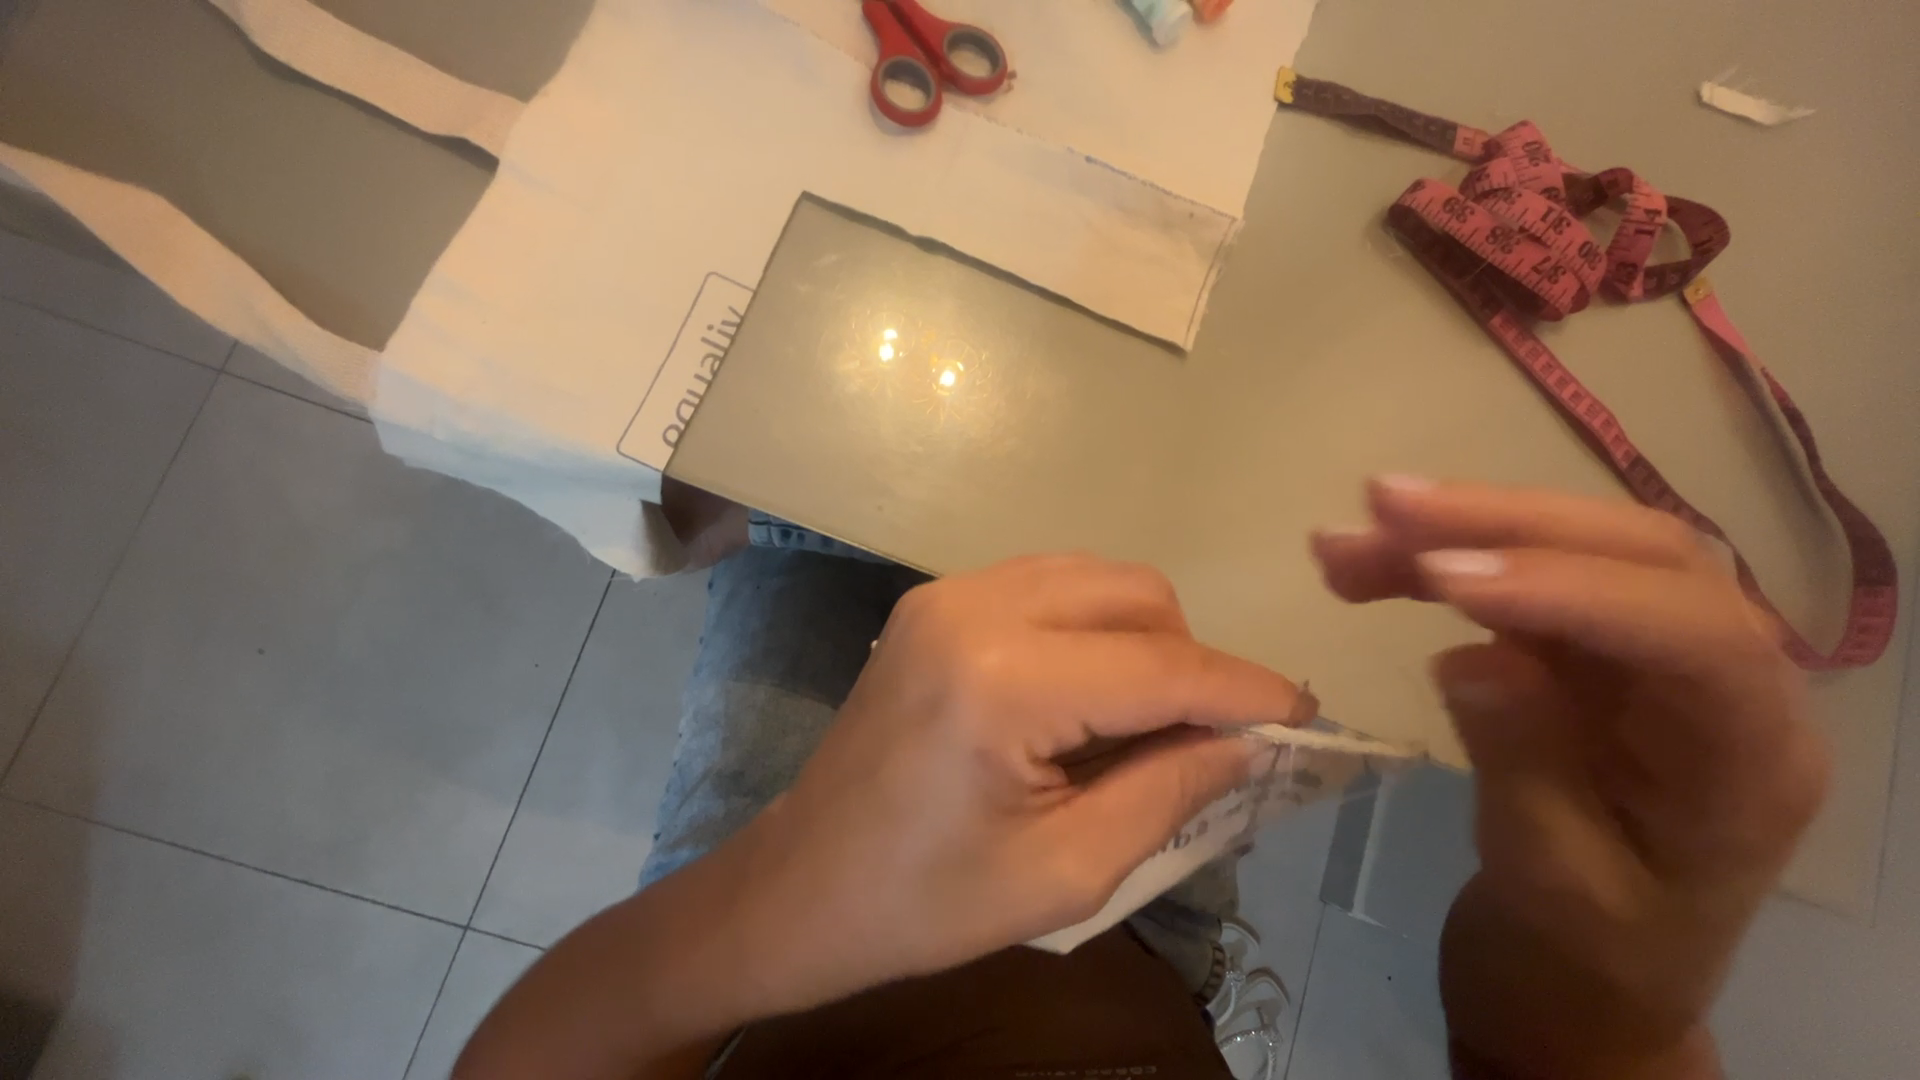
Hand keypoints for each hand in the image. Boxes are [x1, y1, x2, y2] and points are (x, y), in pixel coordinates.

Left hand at [728, 554, 1310, 1015]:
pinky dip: (1090, 625)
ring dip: (1143, 636)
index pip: (1162, 667)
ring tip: (1145, 717)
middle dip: (1190, 660)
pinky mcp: (933, 601)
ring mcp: (946, 594)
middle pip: (1135, 596)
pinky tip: (1085, 688)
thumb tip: (1249, 741)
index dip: (1245, 690)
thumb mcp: (1067, 873)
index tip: (1305, 716)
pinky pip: (1046, 585)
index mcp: (1002, 683)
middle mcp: (974, 609)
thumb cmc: (926, 901)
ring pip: (1094, 578)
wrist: (804, 882)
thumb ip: (1170, 793)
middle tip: (1205, 736)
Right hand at [1313, 477, 1828, 1079]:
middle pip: (1637, 557)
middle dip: (1503, 521)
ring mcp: (1640, 658)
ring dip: (1453, 532)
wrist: (1577, 973)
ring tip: (1344, 537)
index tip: (1439, 580)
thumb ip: (1525, 765)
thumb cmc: (1583, 952)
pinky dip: (1434, 566)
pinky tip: (1368, 571)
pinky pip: (1512, 585)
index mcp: (1747, 757)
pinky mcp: (1578, 653)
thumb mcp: (1553, 884)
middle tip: (1382, 503)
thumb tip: (1470, 655)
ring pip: (1566, 552)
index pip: (1692, 636)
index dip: (1570, 592)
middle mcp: (1713, 681)